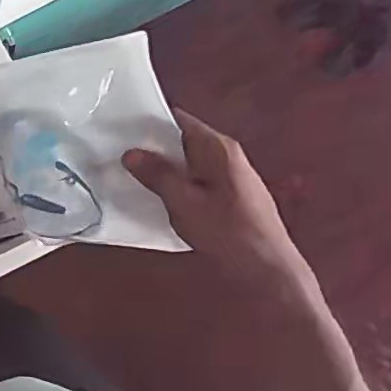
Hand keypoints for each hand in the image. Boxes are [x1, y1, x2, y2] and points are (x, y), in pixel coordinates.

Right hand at [123, 109, 313, 292]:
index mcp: (218, 148)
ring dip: (166, 171)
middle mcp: (228, 155)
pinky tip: (163, 202)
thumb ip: (157, 175)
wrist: (269, 270)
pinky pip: (198, 182)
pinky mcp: (233, 197)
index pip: (180, 120)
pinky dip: (179, 186)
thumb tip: (132, 154)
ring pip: (190, 164)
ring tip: (134, 179)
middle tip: (121, 158)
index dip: (150, 122)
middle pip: (184, 142)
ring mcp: (233, 177)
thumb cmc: (227, 232)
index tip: (122, 130)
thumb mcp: (183, 203)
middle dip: (154, 149)